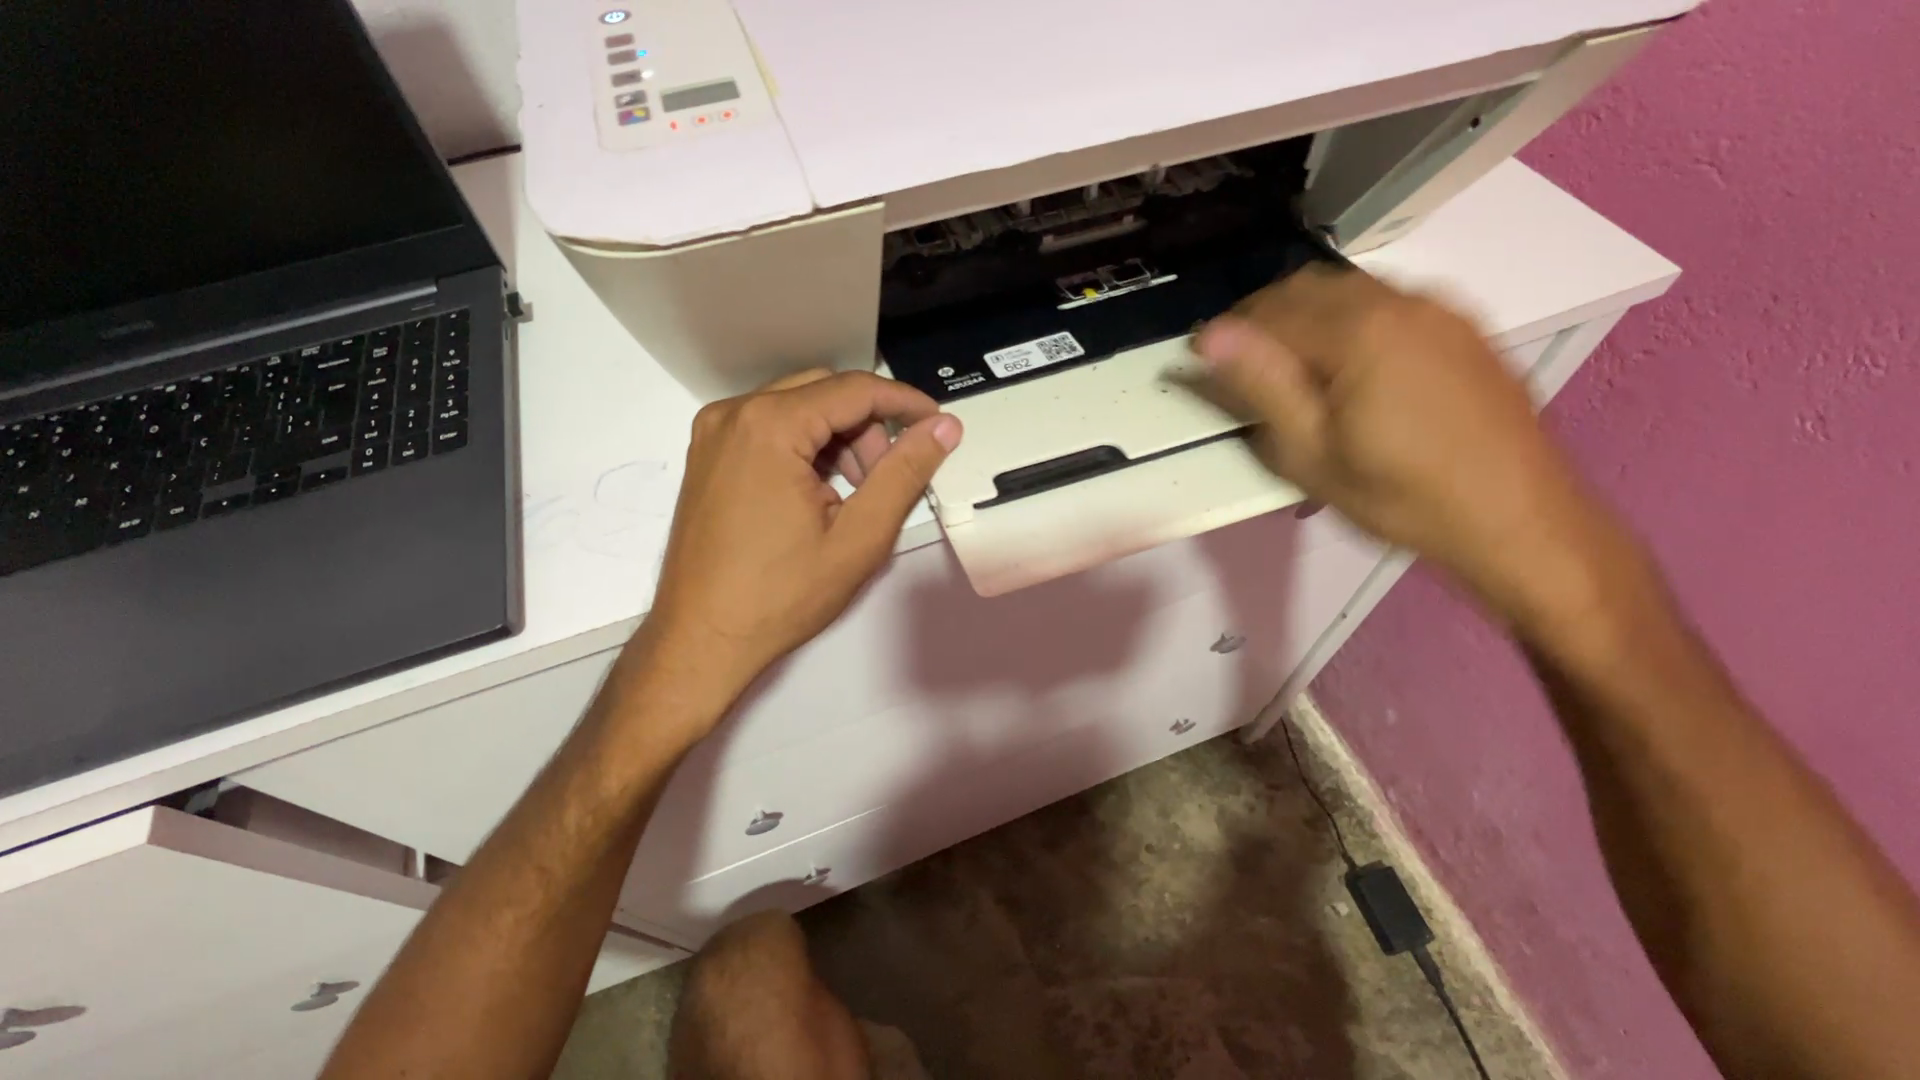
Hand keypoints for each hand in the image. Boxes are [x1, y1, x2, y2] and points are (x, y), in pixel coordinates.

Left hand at [644, 369, 962, 705]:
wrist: (702, 638)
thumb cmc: (780, 596)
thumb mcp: (858, 537)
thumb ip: (905, 473)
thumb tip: (943, 428)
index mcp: (769, 426)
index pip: (854, 389)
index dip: (904, 402)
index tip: (938, 425)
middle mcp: (733, 415)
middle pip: (823, 392)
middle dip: (867, 426)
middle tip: (887, 478)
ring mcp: (713, 433)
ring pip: (797, 408)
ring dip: (837, 438)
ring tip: (853, 495)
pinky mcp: (706, 455)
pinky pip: (768, 428)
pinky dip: (804, 448)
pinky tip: (819, 495)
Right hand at [1194, 266, 1615, 618]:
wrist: (1519, 518)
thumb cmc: (1403, 499)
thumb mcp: (1313, 455)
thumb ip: (1262, 385)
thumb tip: (1213, 336)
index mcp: (1359, 331)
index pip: (1268, 310)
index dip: (1226, 332)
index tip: (1201, 361)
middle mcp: (1401, 301)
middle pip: (1307, 288)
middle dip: (1263, 317)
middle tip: (1241, 367)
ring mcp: (1440, 310)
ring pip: (1349, 291)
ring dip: (1306, 317)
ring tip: (1290, 370)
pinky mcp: (1464, 327)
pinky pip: (1390, 303)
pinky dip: (1351, 321)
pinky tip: (1350, 367)